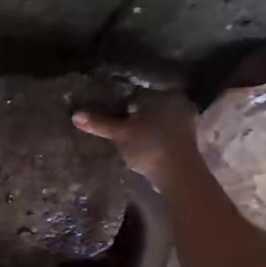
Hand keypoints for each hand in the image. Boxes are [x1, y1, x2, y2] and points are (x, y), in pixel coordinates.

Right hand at [72, 90, 203, 189]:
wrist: (179, 174)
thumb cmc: (149, 146)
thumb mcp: (120, 134)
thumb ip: (100, 122)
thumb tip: (75, 114)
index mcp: (164, 94)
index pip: (139, 92)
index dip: (124, 101)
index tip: (112, 110)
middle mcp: (178, 102)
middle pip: (151, 105)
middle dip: (137, 113)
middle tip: (120, 123)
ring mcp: (187, 122)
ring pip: (160, 119)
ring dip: (148, 126)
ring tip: (131, 136)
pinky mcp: (190, 140)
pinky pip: (168, 133)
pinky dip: (157, 137)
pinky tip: (146, 145)